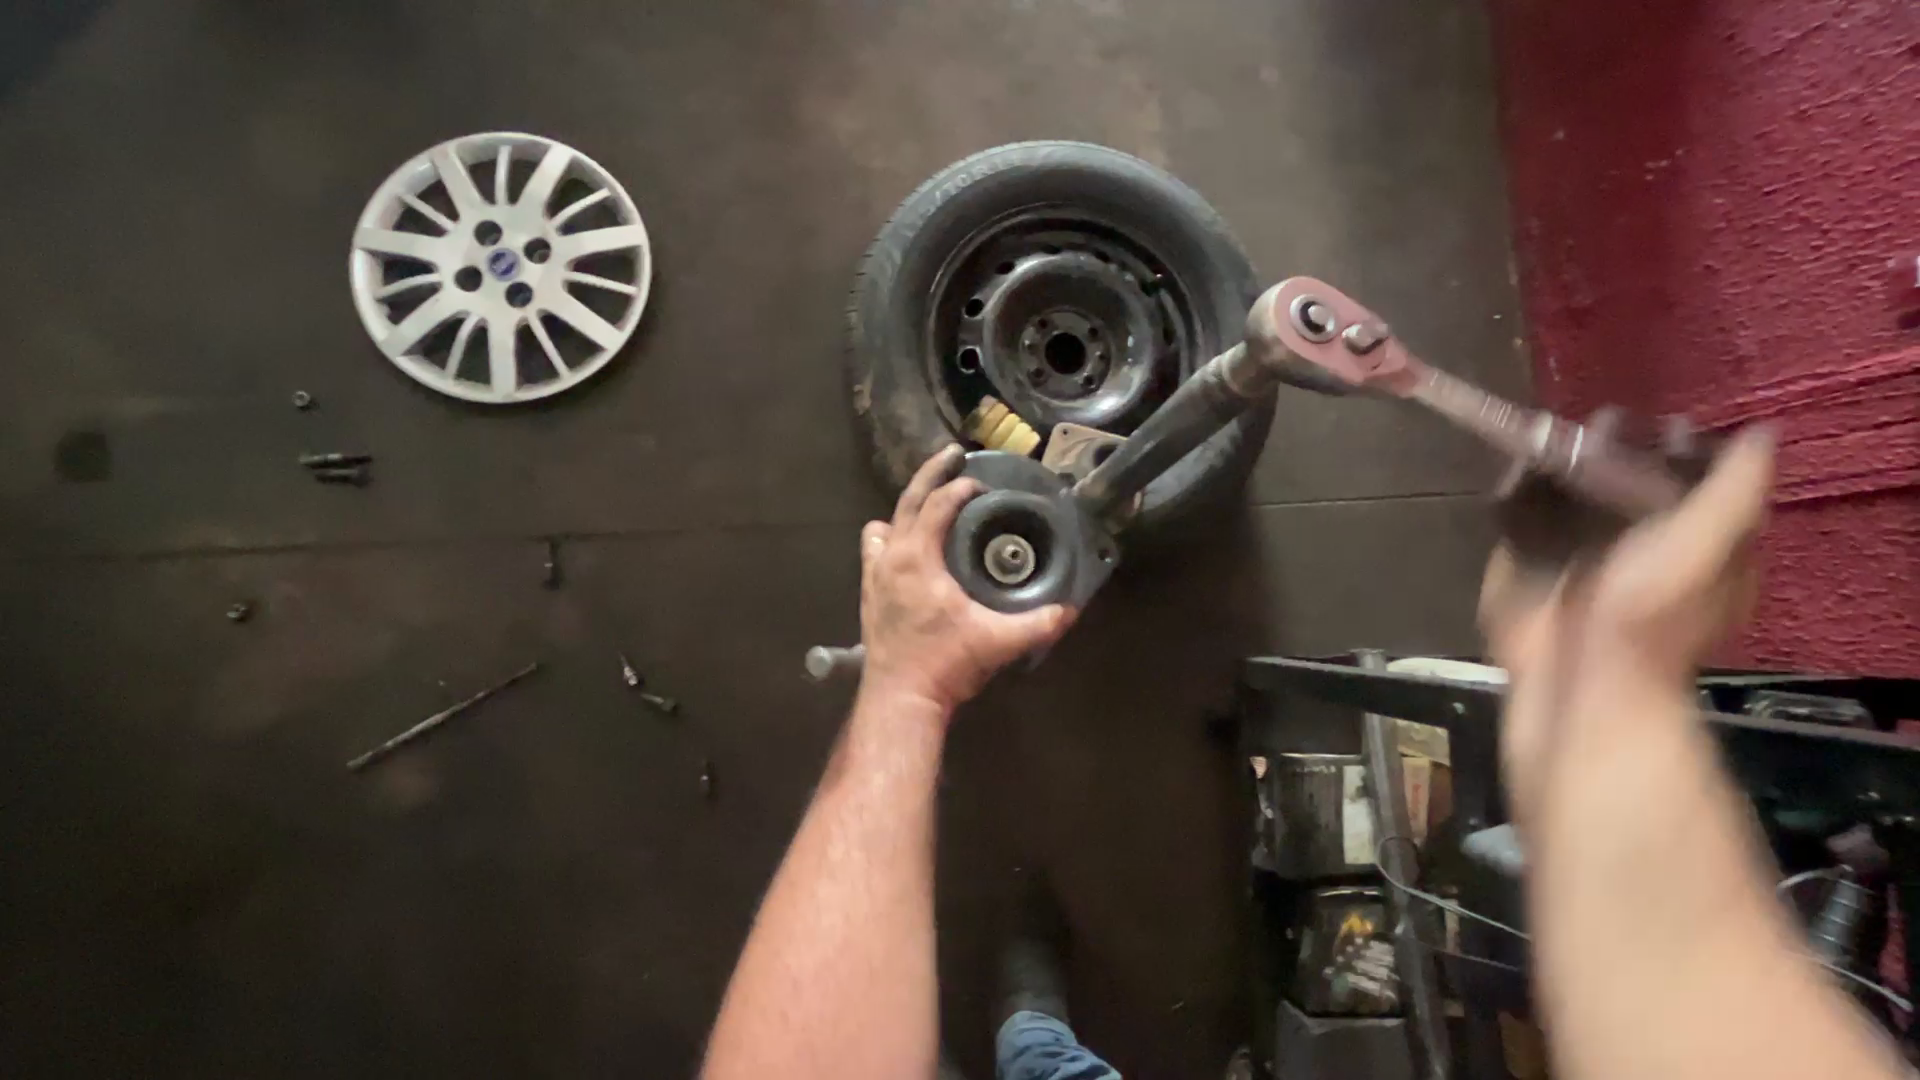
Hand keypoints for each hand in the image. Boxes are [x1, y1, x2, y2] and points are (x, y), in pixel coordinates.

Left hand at [858, 446, 1076, 713]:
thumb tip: (1071, 610)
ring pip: (884, 523)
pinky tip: (908, 546)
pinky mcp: (868, 592)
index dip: (959, 489)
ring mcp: (874, 574)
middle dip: (931, 474)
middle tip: (952, 455)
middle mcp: (891, 558)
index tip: (980, 484)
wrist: (901, 698)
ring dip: (907, 508)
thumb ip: (1038, 624)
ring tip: (932, 505)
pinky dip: (889, 537)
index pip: (937, 506)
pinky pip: (873, 549)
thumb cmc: (946, 665)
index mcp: (917, 560)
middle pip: (907, 500)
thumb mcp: (998, 642)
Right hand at [1478, 427, 1772, 811]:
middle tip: (1595, 423)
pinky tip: (1515, 469)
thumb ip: (1730, 491)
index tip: (1663, 423)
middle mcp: (1628, 538)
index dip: (1678, 449)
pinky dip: (1513, 490)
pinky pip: (1517, 513)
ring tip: (1546, 435)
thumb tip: (1759, 432)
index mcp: (1687, 538)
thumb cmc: (1648, 613)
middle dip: (1606, 450)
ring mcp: (1570, 547)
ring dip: (1554, 463)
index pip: (1687, 479)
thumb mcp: (1704, 545)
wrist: (1575, 671)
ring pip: (1563, 491)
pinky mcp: (1519, 556)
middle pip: (1618, 479)